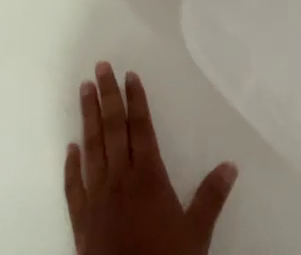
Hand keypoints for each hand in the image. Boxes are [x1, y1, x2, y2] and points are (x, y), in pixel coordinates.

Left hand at [65, 62, 238, 254]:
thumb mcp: (197, 233)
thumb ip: (211, 196)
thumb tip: (231, 165)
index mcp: (148, 177)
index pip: (141, 128)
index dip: (136, 100)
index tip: (130, 75)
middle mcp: (119, 178)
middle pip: (112, 128)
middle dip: (107, 96)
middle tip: (101, 66)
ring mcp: (96, 195)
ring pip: (91, 147)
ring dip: (87, 116)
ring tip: (84, 89)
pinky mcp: (81, 216)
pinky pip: (73, 184)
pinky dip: (71, 164)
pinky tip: (70, 146)